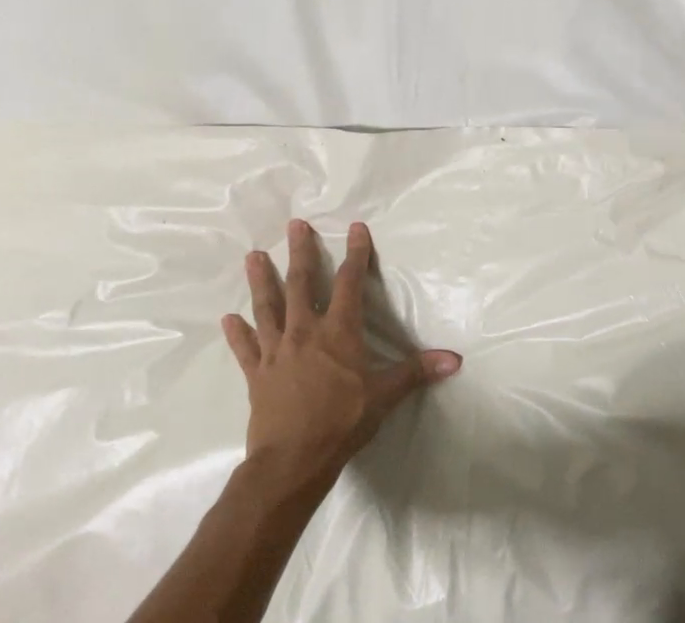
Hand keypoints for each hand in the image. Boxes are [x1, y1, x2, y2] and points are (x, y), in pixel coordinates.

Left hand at [222, 220, 460, 493]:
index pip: (350, 283)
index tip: (356, 228)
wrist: (292, 460)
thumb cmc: (343, 421)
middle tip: (294, 225)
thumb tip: (455, 359)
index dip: (356, 254)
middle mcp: (305, 333)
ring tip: (253, 256)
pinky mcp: (256, 375)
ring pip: (267, 308)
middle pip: (301, 285)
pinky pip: (245, 348)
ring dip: (261, 281)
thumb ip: (416, 371)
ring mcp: (276, 352)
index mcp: (338, 333)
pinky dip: (237, 333)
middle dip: (300, 253)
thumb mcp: (386, 395)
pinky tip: (229, 318)